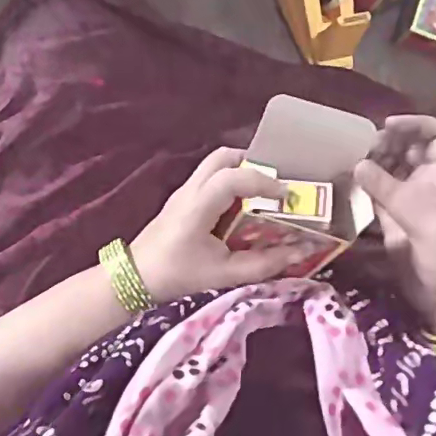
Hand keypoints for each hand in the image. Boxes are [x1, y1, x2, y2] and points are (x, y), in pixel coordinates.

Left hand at [130, 147, 318, 301]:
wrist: (136, 277)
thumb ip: (263, 263)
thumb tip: (299, 251)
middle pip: (223, 158)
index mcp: (197, 206)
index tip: (285, 196)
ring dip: (241, 171)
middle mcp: (190, 190)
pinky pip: (209, 178)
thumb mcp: (224, 274)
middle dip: (253, 165)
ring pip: (215, 164)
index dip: (263, 181)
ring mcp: (183, 191)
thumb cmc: (178, 275)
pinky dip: (230, 181)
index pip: (232, 178)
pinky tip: (242, 205)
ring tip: (262, 194)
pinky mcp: (181, 198)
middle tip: (274, 185)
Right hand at [353, 116, 435, 334]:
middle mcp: (430, 186)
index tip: (387, 124)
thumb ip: (394, 193)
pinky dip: (364, 186)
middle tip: (360, 145)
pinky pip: (376, 196)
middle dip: (389, 142)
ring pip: (391, 172)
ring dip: (373, 162)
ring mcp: (411, 205)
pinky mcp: (393, 225)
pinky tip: (348, 182)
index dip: (418, 125)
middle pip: (411, 151)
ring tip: (350, 160)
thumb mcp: (430, 223)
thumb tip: (359, 165)